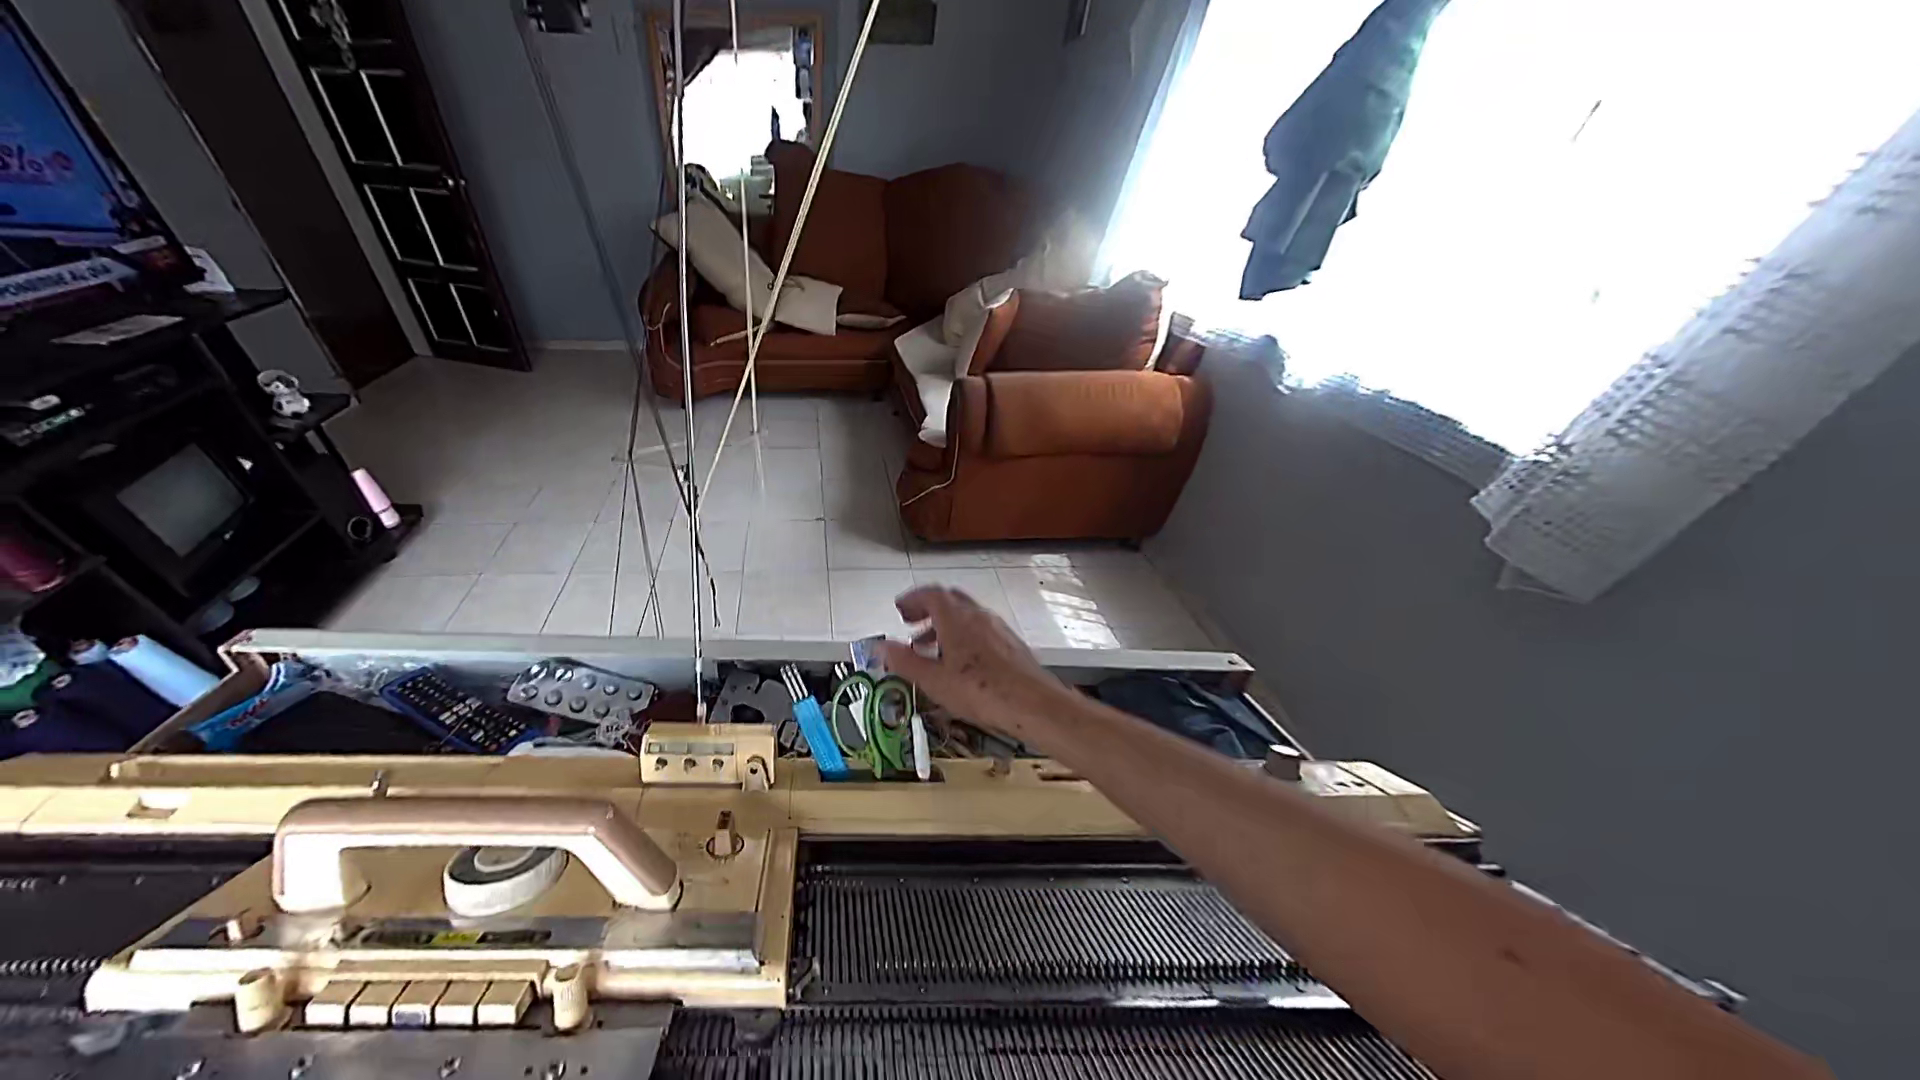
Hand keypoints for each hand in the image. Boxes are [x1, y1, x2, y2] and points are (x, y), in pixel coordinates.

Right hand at [877, 586, 1075, 746]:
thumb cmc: (982, 691)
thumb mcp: (934, 680)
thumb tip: (881, 647)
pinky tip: (960, 663)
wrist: (1033, 703)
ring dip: (945, 625)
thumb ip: (905, 661)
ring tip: (931, 648)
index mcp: (957, 618)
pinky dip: (963, 636)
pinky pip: (981, 630)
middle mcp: (979, 616)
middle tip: (912, 623)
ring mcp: (997, 628)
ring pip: (967, 616)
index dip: (913, 598)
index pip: (931, 594)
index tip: (900, 608)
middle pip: (950, 600)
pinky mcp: (1010, 643)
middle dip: (928, 609)